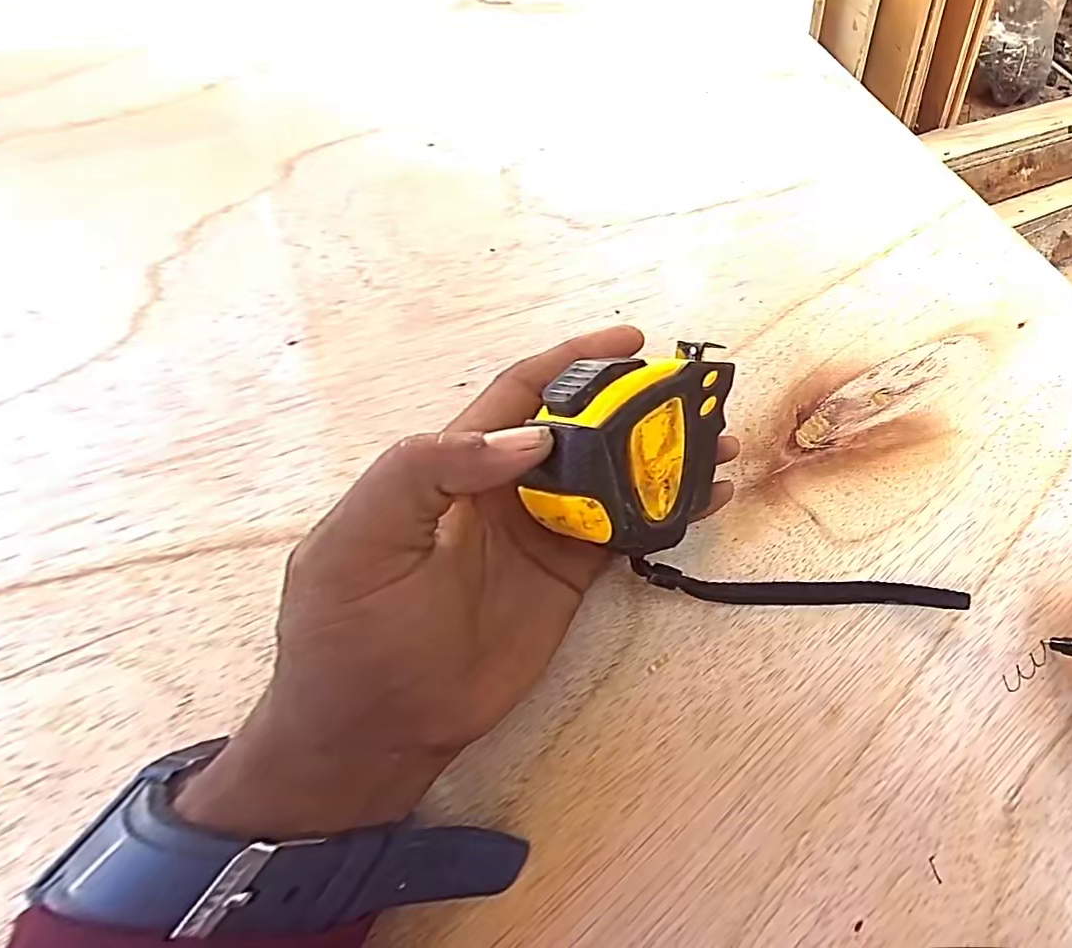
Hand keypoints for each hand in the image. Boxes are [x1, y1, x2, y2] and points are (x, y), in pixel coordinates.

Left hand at [176, 326, 739, 837]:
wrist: (379, 729)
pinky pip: (634, 526)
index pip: (525, 392)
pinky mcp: (579, 568)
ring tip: (720, 445)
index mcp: (462, 463)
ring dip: (670, 456)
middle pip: (590, 428)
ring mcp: (552, 527)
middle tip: (696, 397)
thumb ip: (427, 472)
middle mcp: (516, 484)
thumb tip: (531, 437)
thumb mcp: (360, 544)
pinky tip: (711, 498)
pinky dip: (675, 509)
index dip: (576, 359)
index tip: (631, 343)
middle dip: (642, 405)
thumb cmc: (351, 632)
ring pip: (621, 474)